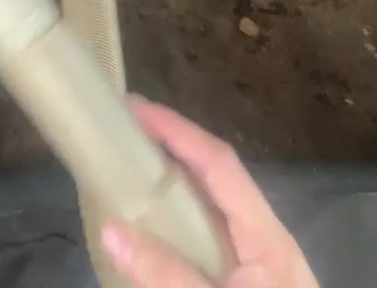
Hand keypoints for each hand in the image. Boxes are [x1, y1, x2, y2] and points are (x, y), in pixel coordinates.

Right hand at [101, 99, 318, 287]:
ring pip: (216, 200)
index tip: (133, 107)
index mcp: (267, 238)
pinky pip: (212, 228)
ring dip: (176, 173)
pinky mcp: (251, 282)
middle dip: (173, 142)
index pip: (219, 163)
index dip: (177, 129)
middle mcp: (267, 240)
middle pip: (219, 174)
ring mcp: (262, 263)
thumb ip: (168, 276)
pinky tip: (154, 219)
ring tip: (131, 162)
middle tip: (123, 129)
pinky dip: (179, 208)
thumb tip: (109, 228)